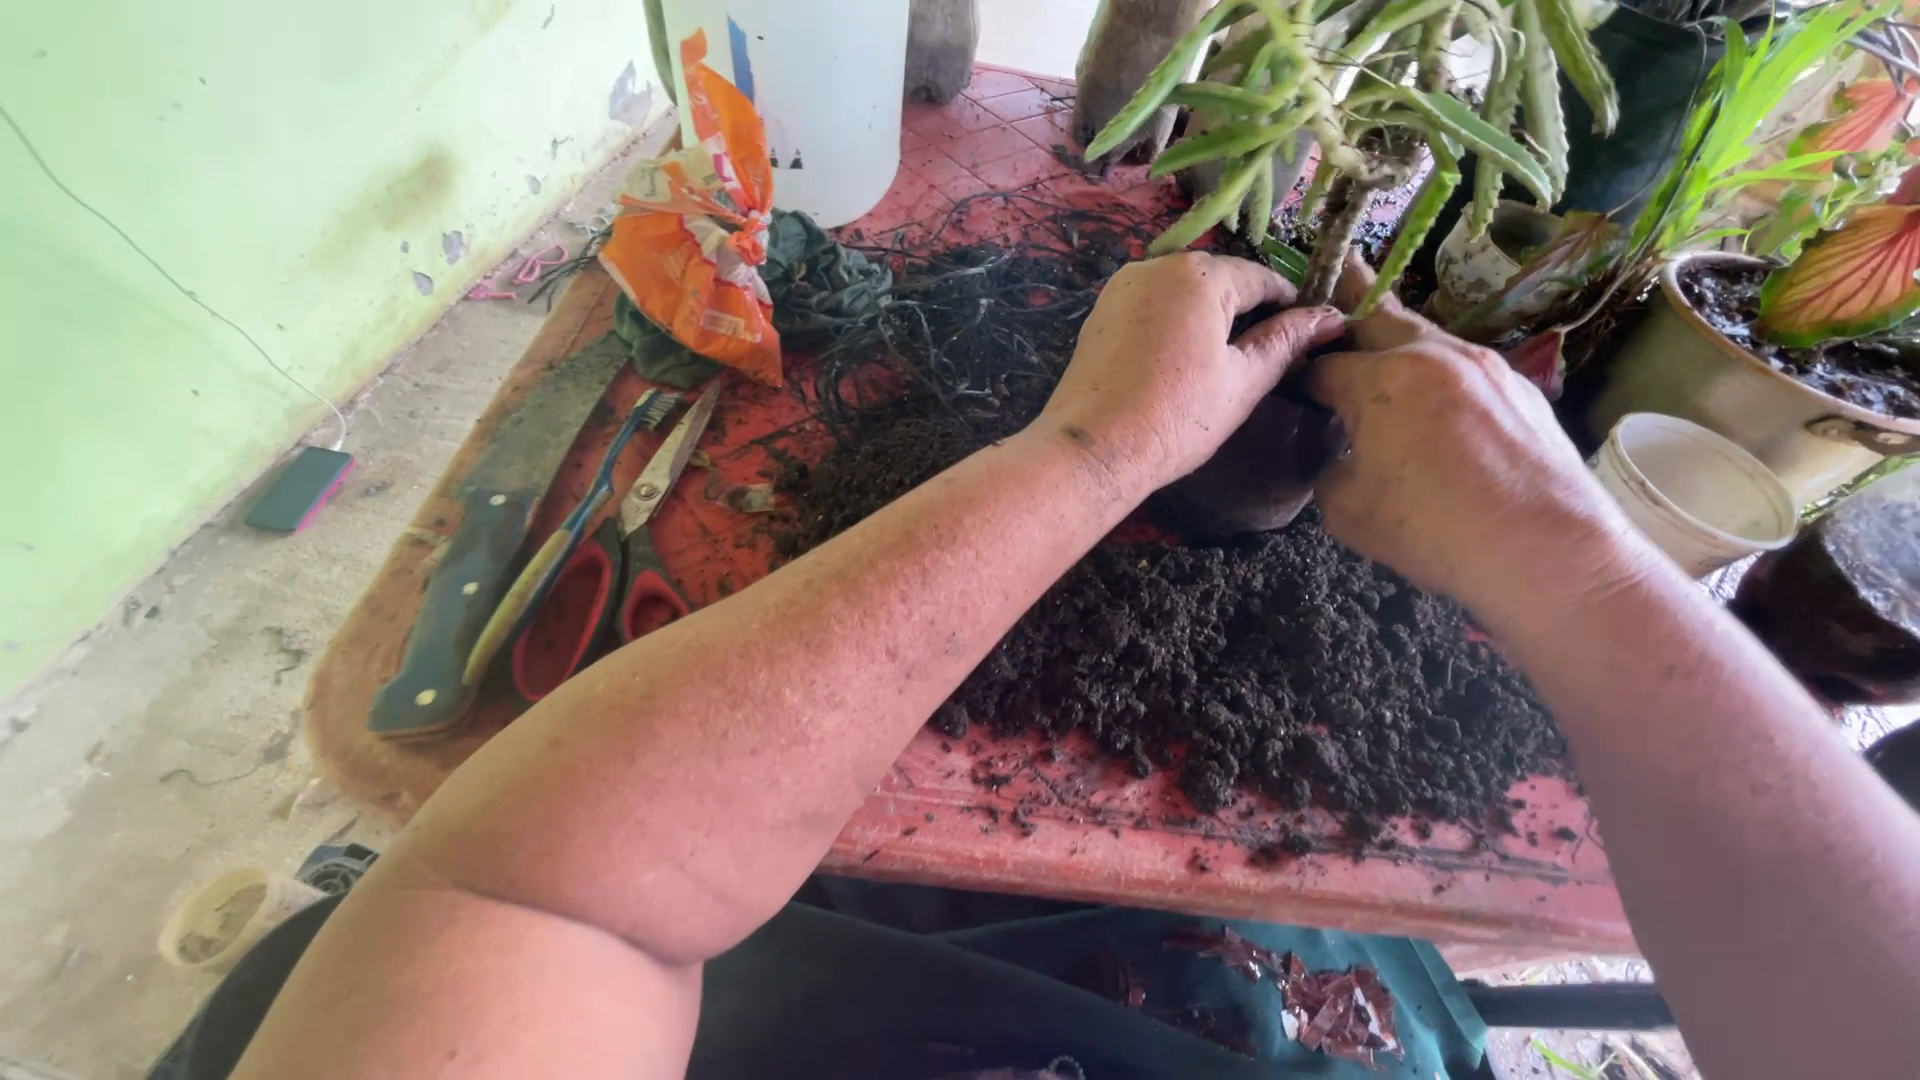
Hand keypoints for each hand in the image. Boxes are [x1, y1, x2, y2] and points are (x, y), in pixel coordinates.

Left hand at [1037, 252, 1345, 493]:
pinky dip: (1171, 328)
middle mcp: (1156, 266)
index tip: (1304, 339)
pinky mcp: (1099, 314)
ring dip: (1205, 322)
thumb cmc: (1175, 417)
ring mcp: (1121, 288)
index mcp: (1199, 273)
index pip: (1262, 279)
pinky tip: (1175, 366)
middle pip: (1219, 283)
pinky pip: (1151, 310)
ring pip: (1182, 296)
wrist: (1092, 449)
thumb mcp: (1243, 380)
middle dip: (1243, 315)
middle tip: (1259, 362)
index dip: (1289, 308)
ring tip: (1217, 368)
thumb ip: (1286, 341)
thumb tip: (1330, 317)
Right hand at [1306, 296, 1655, 614]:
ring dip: (1395, 340)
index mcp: (1381, 381)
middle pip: (1379, 313)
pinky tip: (1428, 405)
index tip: (1286, 388)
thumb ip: (1329, 467)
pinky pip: (1460, 367)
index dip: (1298, 378)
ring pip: (1425, 339)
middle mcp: (1433, 357)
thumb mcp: (1344, 507)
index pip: (1322, 368)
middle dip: (1350, 291)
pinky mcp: (1519, 388)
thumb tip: (1341, 455)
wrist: (1543, 549)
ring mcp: (1484, 367)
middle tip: (1334, 266)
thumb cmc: (1429, 529)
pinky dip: (1433, 374)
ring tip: (1377, 348)